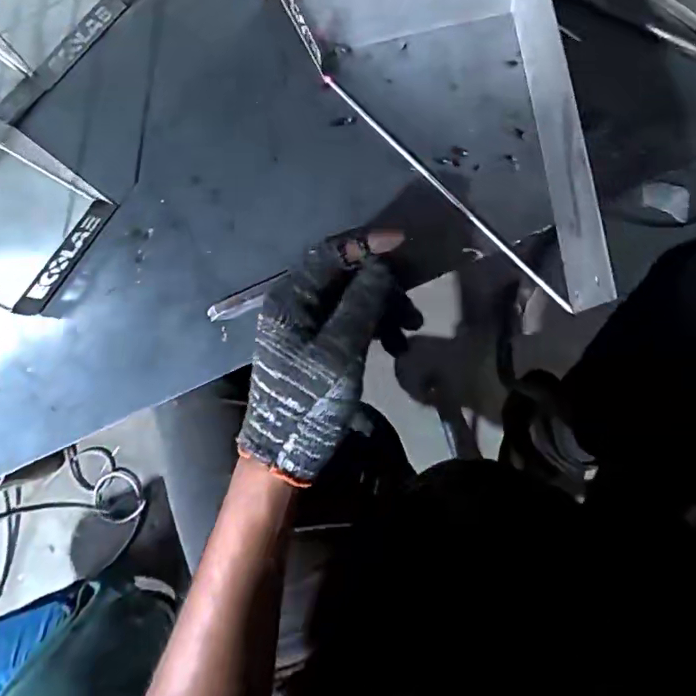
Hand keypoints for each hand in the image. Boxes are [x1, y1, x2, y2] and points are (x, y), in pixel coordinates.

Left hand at [236, 231, 418, 485]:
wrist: (284, 454)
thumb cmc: (308, 399)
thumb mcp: (339, 351)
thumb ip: (360, 304)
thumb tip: (380, 266)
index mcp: (292, 298)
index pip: (330, 253)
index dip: (365, 242)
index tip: (401, 241)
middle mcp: (297, 303)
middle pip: (345, 275)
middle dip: (382, 284)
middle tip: (411, 305)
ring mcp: (307, 323)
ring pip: (353, 298)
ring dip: (384, 308)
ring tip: (409, 331)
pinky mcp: (319, 343)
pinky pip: (352, 320)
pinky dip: (375, 326)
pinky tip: (395, 347)